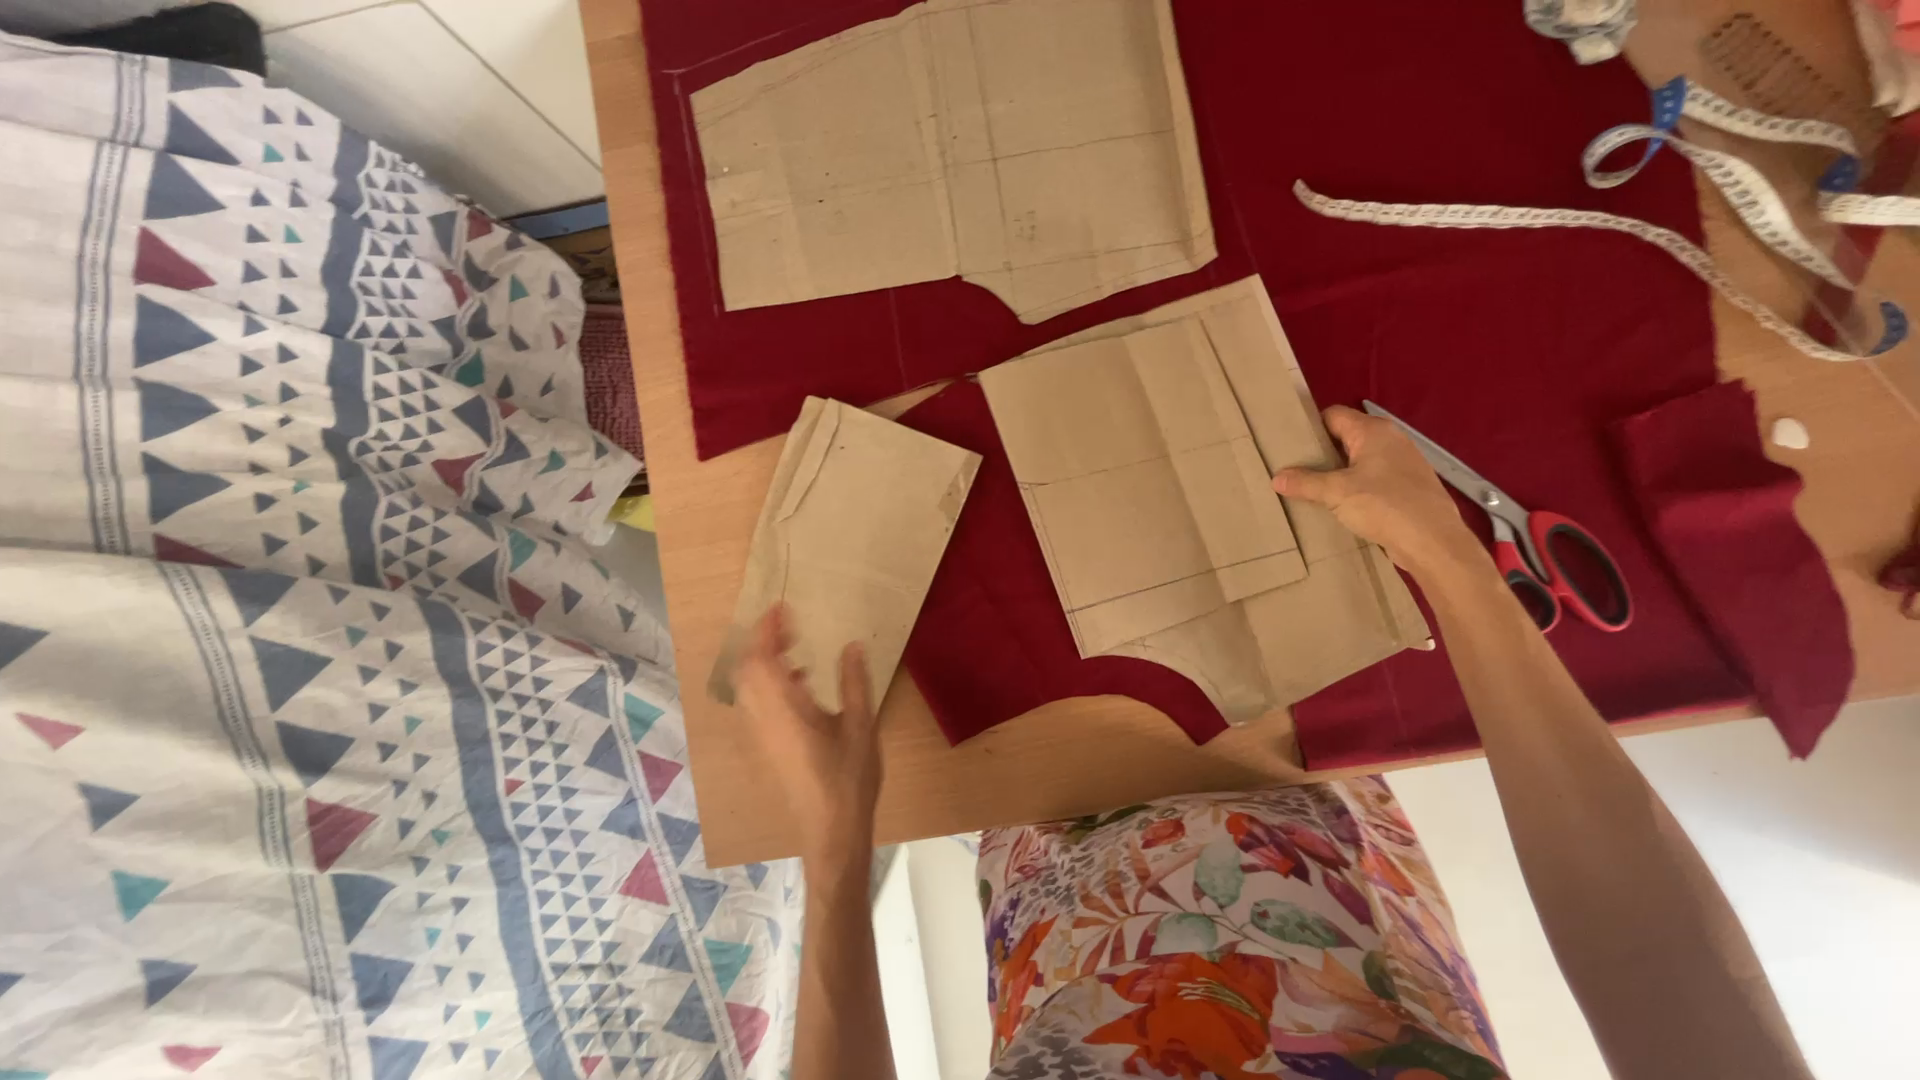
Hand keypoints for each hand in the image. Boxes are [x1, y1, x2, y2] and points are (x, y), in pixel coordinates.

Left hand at [734, 603, 881, 868]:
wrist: (831, 831)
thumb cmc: (850, 779)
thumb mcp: (862, 726)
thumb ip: (855, 682)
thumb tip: (851, 645)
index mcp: (785, 710)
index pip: (761, 659)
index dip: (766, 630)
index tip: (782, 608)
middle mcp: (764, 719)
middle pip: (746, 670)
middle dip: (761, 641)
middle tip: (789, 624)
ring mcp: (762, 735)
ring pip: (748, 688)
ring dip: (764, 662)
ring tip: (796, 650)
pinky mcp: (768, 747)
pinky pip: (757, 703)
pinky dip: (769, 682)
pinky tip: (801, 684)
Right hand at [1271, 404, 1483, 576]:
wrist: (1433, 540)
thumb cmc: (1384, 505)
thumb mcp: (1336, 493)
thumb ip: (1304, 483)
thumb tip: (1276, 478)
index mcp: (1373, 431)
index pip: (1333, 415)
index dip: (1310, 428)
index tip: (1289, 446)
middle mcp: (1390, 439)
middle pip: (1346, 437)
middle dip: (1321, 453)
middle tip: (1294, 470)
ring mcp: (1402, 462)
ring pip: (1359, 460)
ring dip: (1337, 473)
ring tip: (1312, 489)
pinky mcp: (1407, 485)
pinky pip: (1373, 477)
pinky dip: (1355, 487)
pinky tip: (1341, 505)